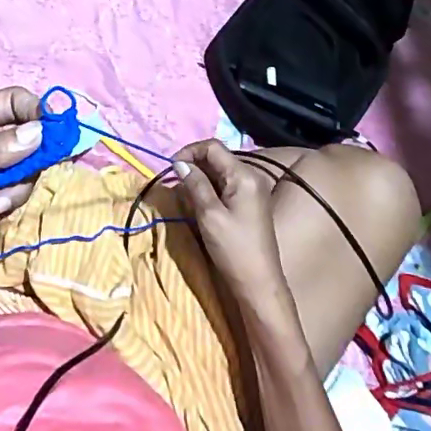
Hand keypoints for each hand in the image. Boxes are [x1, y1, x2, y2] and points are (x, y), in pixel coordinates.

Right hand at [174, 142, 290, 311]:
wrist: (259, 283)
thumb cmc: (234, 248)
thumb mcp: (209, 214)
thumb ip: (195, 184)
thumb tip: (180, 163)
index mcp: (244, 175)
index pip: (213, 147)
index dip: (190, 151)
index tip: (171, 167)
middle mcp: (251, 176)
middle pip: (218, 157)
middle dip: (194, 163)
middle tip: (174, 180)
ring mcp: (252, 190)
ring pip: (220, 171)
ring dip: (200, 176)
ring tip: (182, 190)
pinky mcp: (249, 203)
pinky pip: (226, 185)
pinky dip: (209, 187)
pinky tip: (198, 200)